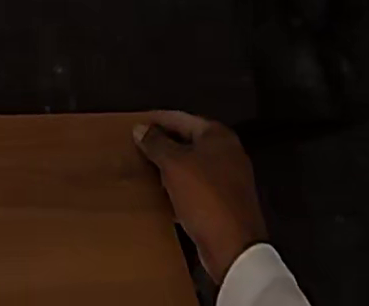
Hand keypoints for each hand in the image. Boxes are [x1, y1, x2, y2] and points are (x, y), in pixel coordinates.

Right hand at [134, 111, 267, 283]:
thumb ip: (155, 143)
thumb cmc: (204, 196)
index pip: (180, 118)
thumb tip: (140, 128)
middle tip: (137, 145)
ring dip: (169, 166)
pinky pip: (196, 185)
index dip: (156, 120)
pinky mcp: (226, 202)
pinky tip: (161, 192)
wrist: (234, 250)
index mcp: (218, 135)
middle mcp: (227, 151)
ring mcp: (229, 178)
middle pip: (187, 140)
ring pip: (191, 164)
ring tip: (144, 167)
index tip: (134, 124)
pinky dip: (179, 185)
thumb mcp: (174, 164)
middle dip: (162, 144)